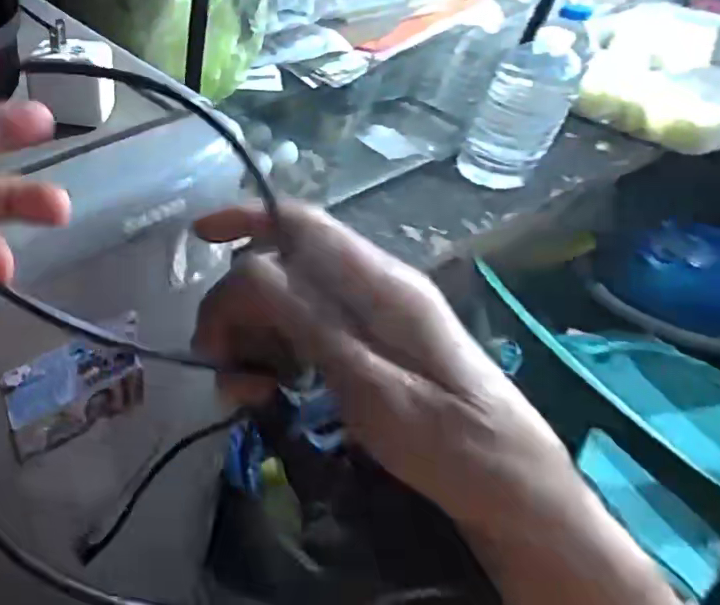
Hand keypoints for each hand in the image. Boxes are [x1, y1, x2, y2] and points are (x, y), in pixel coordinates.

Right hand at [192, 200, 574, 532]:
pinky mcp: (356, 346)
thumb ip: (310, 322)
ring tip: (238, 386)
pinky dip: (266, 355)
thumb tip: (245, 268)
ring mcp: (361, 317)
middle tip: (212, 354)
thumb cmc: (458, 448)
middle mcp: (366, 288)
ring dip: (245, 335)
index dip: (245, 217)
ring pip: (277, 302)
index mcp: (380, 285)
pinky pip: (293, 333)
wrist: (520, 503)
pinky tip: (260, 391)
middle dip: (233, 302)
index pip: (300, 223)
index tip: (198, 237)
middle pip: (277, 266)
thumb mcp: (376, 389)